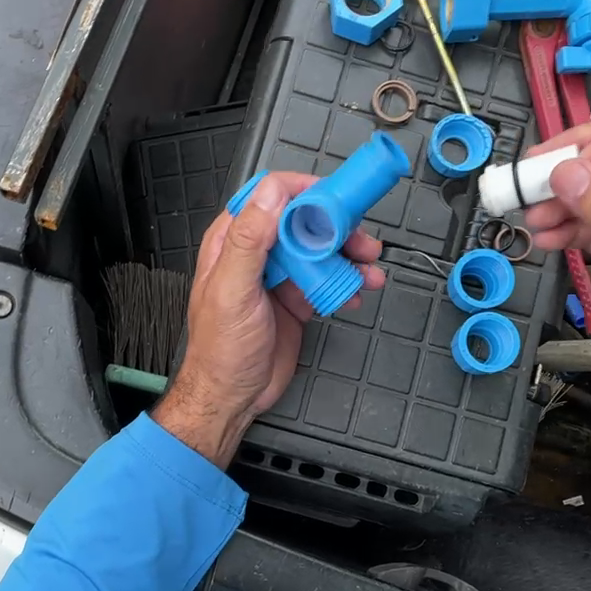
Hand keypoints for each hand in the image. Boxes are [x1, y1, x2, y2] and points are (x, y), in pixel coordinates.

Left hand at [154, 173, 385, 466]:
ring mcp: (278, 277)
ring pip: (320, 251)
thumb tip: (269, 194)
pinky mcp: (296, 299)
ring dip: (348, 256)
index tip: (333, 202)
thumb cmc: (220, 349)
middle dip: (336, 227)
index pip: (269, 197)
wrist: (233, 397)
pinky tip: (357, 293)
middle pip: (302, 222)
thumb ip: (249, 241)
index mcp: (232, 242)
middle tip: (361, 241)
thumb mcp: (233, 291)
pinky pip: (327, 281)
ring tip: (370, 269)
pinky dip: (347, 284)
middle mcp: (257, 254)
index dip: (303, 194)